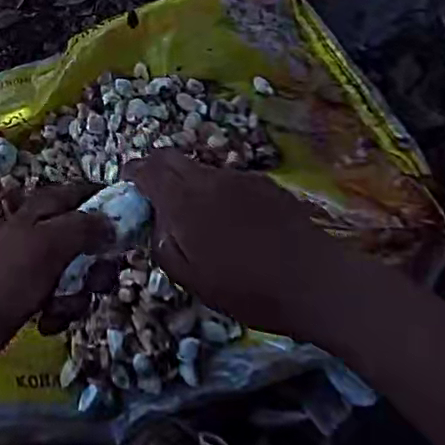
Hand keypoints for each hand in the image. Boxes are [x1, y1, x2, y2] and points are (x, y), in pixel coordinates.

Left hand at [0, 183, 108, 360]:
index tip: (128, 225)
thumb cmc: (7, 276)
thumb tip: (113, 220)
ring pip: (77, 272)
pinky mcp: (31, 290)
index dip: (105, 204)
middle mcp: (40, 230)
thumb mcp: (48, 245)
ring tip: (58, 307)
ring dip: (75, 295)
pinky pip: (61, 296)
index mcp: (41, 209)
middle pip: (86, 239)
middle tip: (93, 282)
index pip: (81, 193)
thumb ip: (83, 228)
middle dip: (94, 266)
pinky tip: (45, 320)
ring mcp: (35, 261)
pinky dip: (58, 310)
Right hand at [124, 150, 334, 337]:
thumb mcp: (192, 279)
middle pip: (169, 156)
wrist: (318, 281)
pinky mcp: (264, 183)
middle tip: (155, 195)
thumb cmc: (248, 288)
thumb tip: (156, 225)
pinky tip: (235, 222)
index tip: (127, 185)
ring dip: (188, 182)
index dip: (131, 173)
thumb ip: (163, 245)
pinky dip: (218, 191)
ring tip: (199, 216)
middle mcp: (206, 178)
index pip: (145, 169)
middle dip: (155, 169)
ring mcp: (238, 176)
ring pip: (200, 168)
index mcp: (182, 200)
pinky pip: (228, 179)